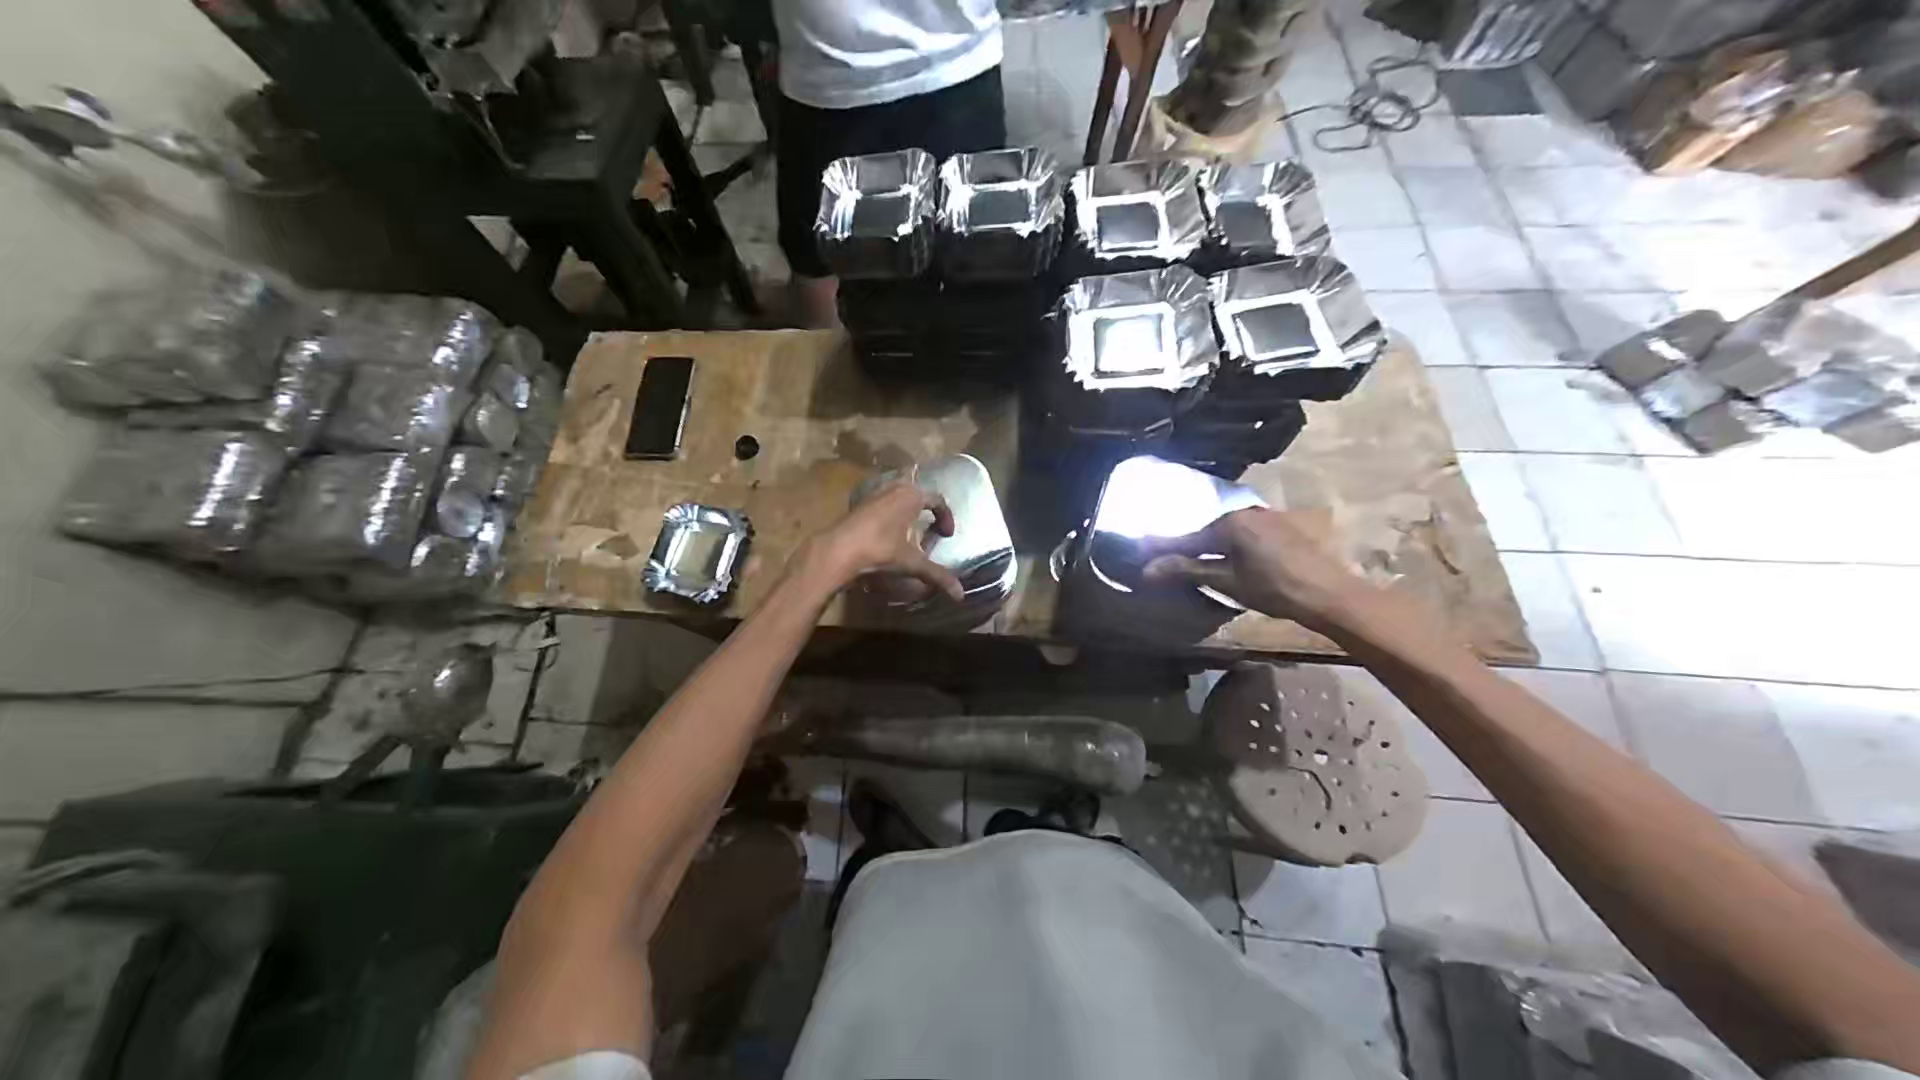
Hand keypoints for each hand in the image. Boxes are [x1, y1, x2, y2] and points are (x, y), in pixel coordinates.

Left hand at [795, 480, 964, 601]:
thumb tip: (960, 595)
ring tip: (911, 526)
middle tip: (932, 524)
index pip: (937, 500)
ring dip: (907, 507)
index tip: (946, 535)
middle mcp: (894, 489)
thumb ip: (937, 575)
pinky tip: (888, 531)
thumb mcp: (911, 563)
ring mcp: (874, 494)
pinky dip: (891, 511)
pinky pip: (883, 501)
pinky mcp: (859, 504)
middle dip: (927, 506)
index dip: (946, 517)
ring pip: (898, 493)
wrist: (838, 550)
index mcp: (911, 496)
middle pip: (917, 491)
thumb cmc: (880, 550)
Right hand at [1140, 507, 1374, 632]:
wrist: (1329, 594)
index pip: (1187, 538)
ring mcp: (1267, 516)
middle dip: (1188, 545)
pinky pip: (1246, 533)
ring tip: (1197, 560)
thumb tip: (1147, 570)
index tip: (1142, 555)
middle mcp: (1246, 511)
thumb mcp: (1226, 581)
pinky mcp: (1283, 526)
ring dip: (1212, 545)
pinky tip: (1231, 558)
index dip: (1163, 549)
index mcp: (1229, 521)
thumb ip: (1186, 570)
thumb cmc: (1274, 588)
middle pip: (1207, 530)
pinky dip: (1233, 545)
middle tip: (1168, 560)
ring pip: (1228, 531)